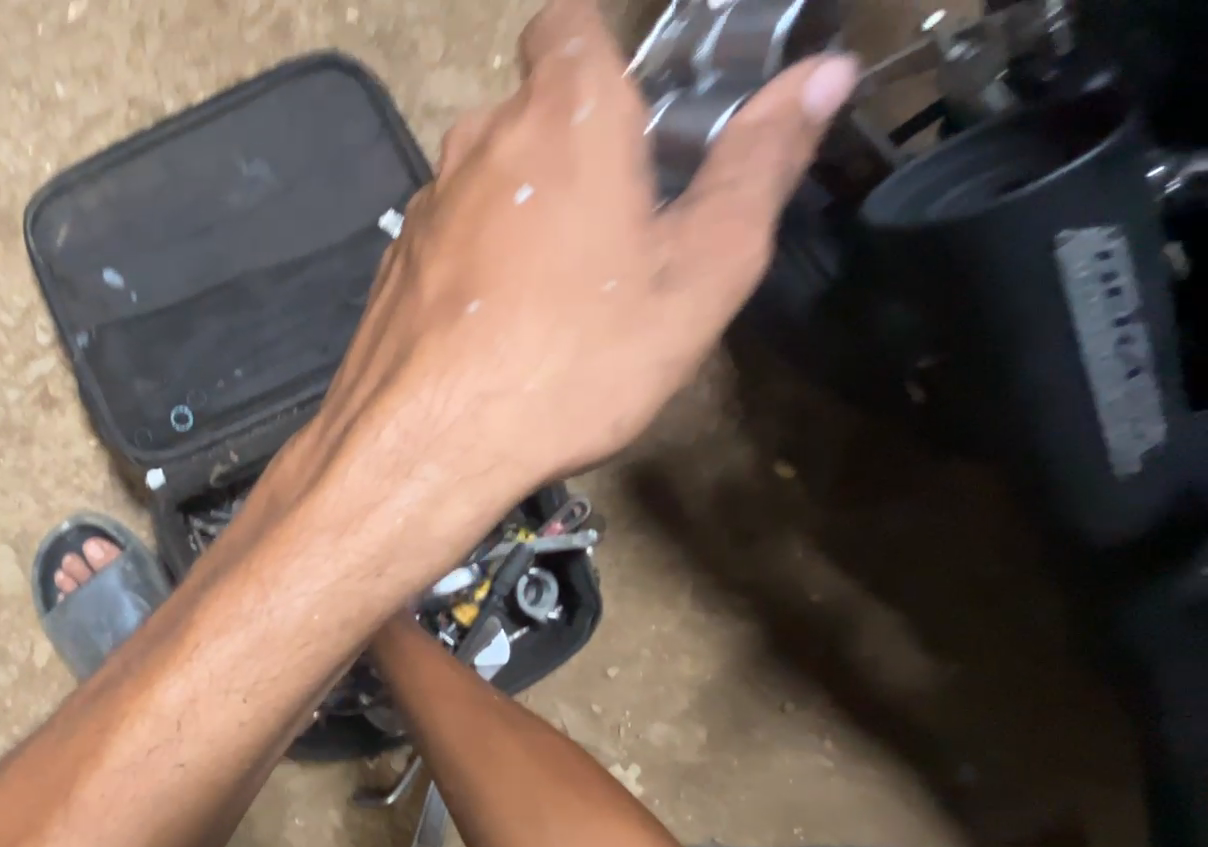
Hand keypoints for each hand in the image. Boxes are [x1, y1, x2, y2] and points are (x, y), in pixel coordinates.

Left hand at [286, 0, 857, 536]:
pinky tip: (496, 325)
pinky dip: (475, 261)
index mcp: (564, 118)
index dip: (596, 54)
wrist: (428, 444)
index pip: (566, 26)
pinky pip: (447, 239)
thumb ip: (758, 166)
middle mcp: (476, 145)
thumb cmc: (573, 360)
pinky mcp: (391, 266)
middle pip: (528, 113)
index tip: (628, 112)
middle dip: (571, 149)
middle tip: (616, 229)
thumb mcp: (700, 273)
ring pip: (484, 182)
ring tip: (556, 292)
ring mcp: (423, 209)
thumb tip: (816, 78)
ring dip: (522, 211)